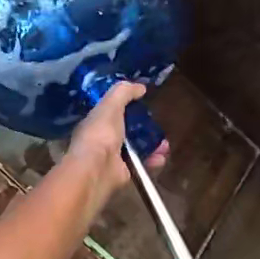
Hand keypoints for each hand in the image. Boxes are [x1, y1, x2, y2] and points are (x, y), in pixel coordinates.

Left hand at [64, 81, 168, 199]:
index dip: (125, 106)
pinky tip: (161, 156)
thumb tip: (140, 87)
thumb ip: (124, 92)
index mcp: (94, 121)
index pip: (111, 111)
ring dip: (153, 144)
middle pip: (126, 129)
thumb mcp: (110, 105)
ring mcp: (112, 156)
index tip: (142, 103)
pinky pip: (141, 163)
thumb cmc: (101, 132)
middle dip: (144, 127)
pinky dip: (152, 159)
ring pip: (136, 147)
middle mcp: (102, 138)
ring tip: (164, 144)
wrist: (98, 168)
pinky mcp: (123, 171)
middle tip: (157, 125)